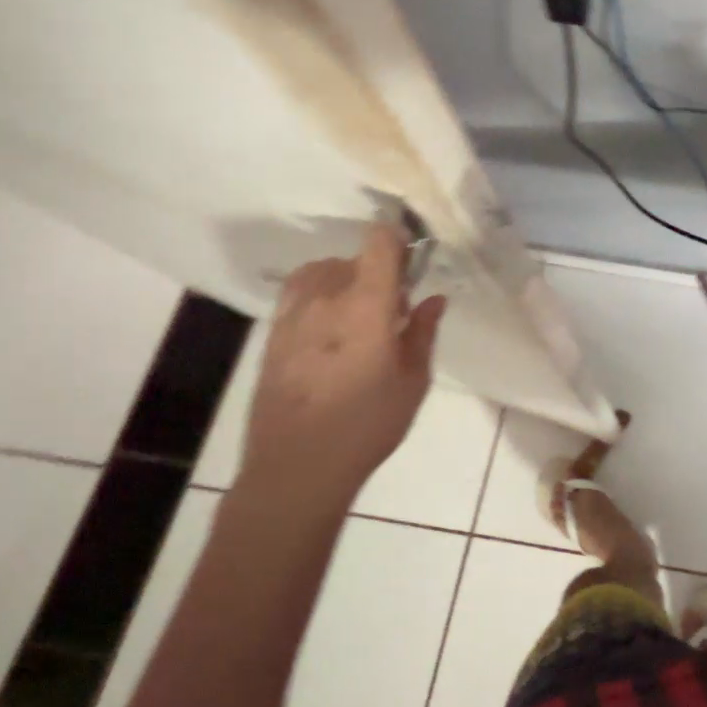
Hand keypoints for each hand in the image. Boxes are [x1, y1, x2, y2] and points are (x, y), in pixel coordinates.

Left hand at [237, 225, 446, 510]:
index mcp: (367, 304)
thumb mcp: (413, 382)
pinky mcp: (272, 334)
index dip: (396, 239)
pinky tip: (330, 336)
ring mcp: (293, 314)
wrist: (297, 467)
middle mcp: (326, 298)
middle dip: (375, 273)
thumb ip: (422, 333)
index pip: (378, 242)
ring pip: (320, 273)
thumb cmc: (367, 425)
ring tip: (357, 318)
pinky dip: (318, 300)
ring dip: (343, 283)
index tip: (411, 261)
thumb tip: (434, 299)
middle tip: (392, 311)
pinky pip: (298, 296)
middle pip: (352, 258)